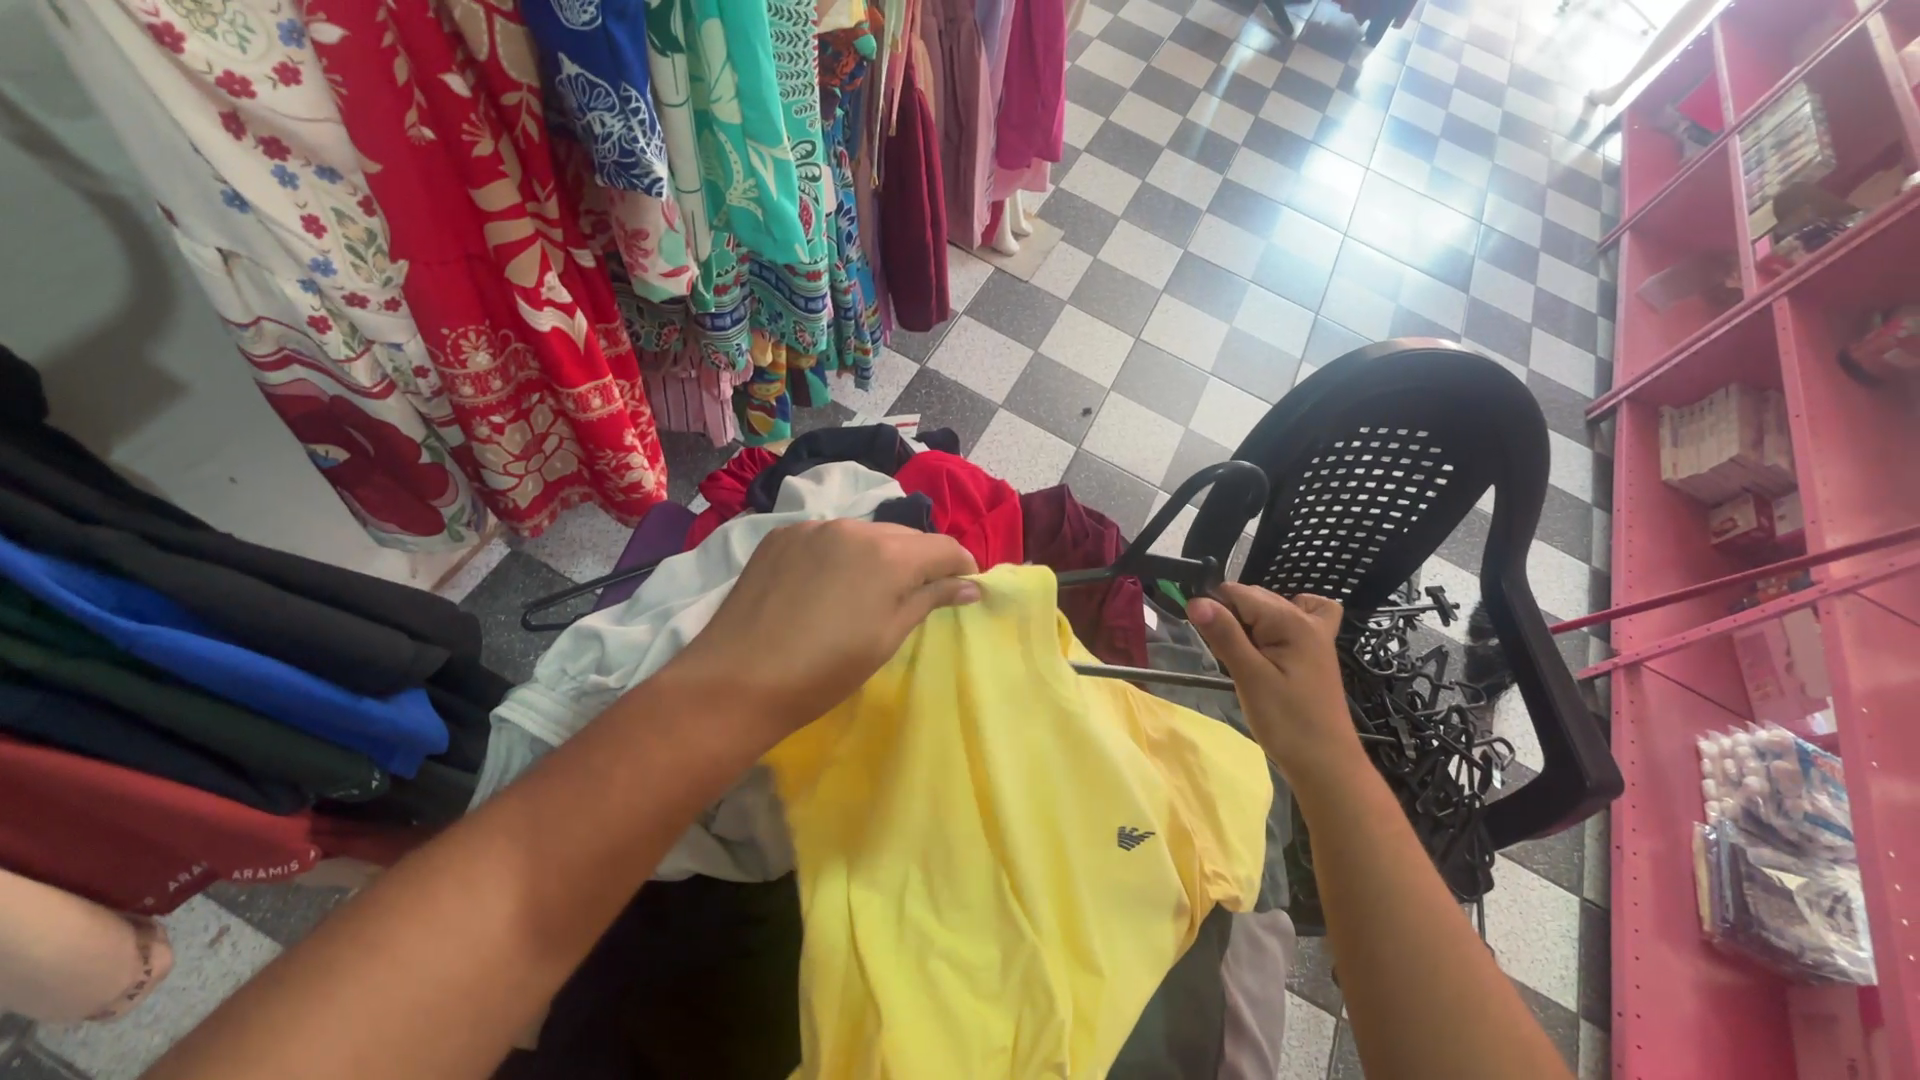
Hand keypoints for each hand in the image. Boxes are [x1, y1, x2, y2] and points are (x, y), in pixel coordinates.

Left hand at [664, 519, 979, 744]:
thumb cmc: (825, 671)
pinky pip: (826, 537)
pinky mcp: (780, 536)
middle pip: (904, 536)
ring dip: (878, 555)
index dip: (962, 565)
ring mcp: (812, 527)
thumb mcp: (887, 638)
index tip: (965, 587)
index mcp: (889, 554)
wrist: (737, 680)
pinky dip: (839, 555)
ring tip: (868, 592)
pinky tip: (827, 587)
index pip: (943, 546)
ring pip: (864, 534)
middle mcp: (853, 527)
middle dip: (920, 560)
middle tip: (919, 594)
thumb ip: (930, 600)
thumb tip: (969, 585)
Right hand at [1188, 585, 1366, 790]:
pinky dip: (1276, 625)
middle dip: (1231, 618)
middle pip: (1254, 599)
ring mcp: (1316, 635)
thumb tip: (1196, 601)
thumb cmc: (1287, 722)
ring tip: (1244, 659)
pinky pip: (1294, 621)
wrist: (1326, 763)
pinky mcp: (1314, 652)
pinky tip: (1268, 644)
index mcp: (1292, 621)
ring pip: (1270, 610)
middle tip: (1228, 659)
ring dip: (1249, 626)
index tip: (1209, 641)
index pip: (1239, 593)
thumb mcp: (1250, 677)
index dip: (1215, 610)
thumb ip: (1224, 635)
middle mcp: (1307, 619)